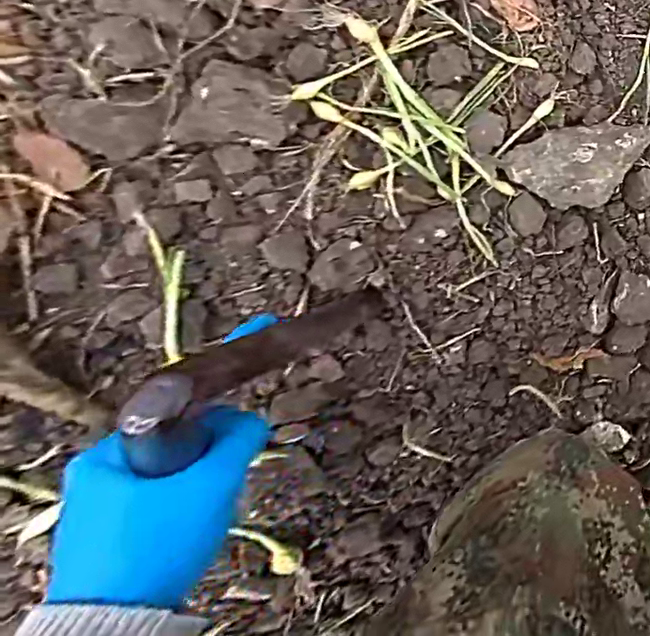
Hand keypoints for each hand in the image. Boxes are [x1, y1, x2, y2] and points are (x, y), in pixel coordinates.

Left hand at [47, 317, 275, 608]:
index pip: (183, 392)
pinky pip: (175, 481)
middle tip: (231, 467)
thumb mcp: (214, 480)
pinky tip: (204, 511)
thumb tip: (248, 419)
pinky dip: (199, 488)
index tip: (262, 324)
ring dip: (212, 470)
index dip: (227, 359)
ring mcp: (110, 492)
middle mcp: (104, 464)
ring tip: (214, 501)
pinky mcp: (121, 514)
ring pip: (187, 457)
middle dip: (220, 444)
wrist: (119, 614)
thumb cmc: (159, 540)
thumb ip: (238, 436)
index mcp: (113, 452)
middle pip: (189, 427)